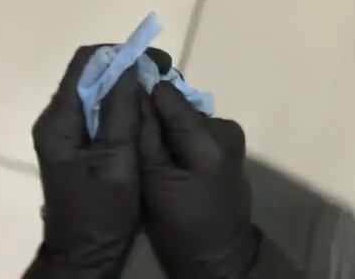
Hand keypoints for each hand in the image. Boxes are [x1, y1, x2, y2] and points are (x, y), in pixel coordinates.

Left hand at [25, 46, 142, 278]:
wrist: (86, 259)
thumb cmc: (101, 213)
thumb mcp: (116, 160)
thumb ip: (120, 110)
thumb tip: (130, 65)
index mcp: (60, 120)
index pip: (87, 62)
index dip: (120, 53)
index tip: (153, 62)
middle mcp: (59, 120)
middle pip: (94, 74)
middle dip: (130, 69)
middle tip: (166, 75)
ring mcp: (68, 133)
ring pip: (101, 91)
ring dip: (130, 86)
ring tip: (162, 91)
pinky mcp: (80, 145)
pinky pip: (102, 111)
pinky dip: (126, 105)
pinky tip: (149, 112)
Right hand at [137, 80, 262, 278]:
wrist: (219, 262)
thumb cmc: (181, 229)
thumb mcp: (153, 183)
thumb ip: (144, 135)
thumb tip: (133, 93)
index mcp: (208, 136)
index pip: (168, 94)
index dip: (143, 99)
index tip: (123, 112)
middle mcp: (225, 126)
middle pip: (178, 106)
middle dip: (156, 120)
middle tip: (136, 145)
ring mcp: (231, 135)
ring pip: (186, 119)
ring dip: (168, 132)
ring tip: (153, 158)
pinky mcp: (229, 146)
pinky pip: (196, 132)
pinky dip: (181, 142)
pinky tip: (171, 165)